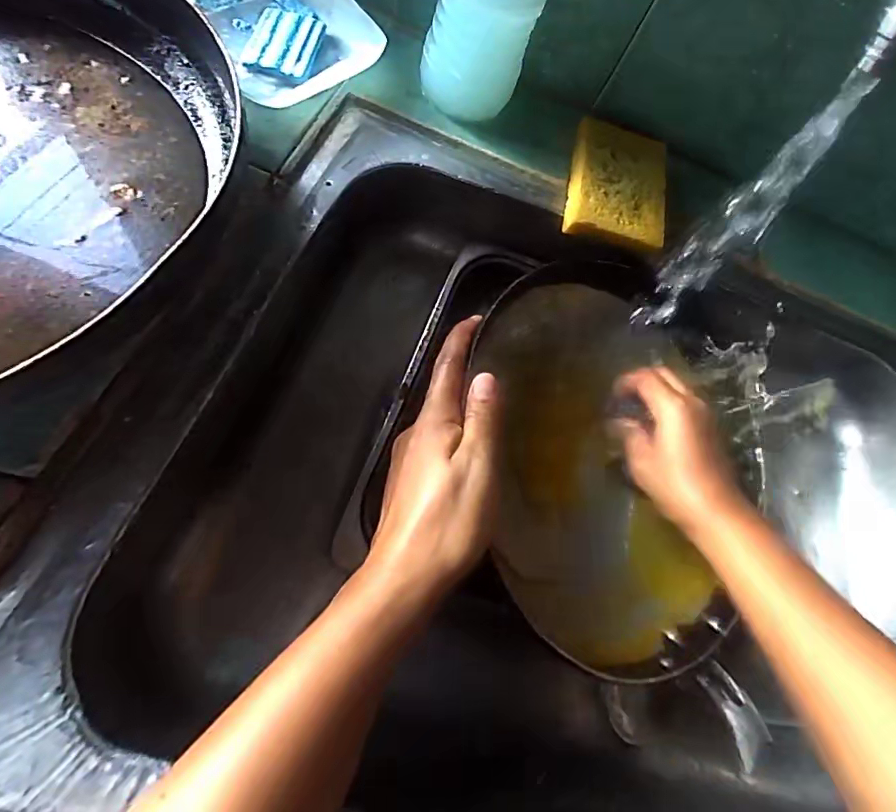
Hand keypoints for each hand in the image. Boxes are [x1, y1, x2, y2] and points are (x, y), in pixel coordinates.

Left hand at [368, 316, 499, 603]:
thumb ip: (483, 419)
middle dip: (461, 368)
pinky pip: (435, 440)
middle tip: (492, 356)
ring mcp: (407, 458)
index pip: (446, 368)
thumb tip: (485, 375)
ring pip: (438, 417)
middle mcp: (414, 433)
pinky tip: (468, 445)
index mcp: (433, 422)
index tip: (475, 318)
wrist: (403, 577)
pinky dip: (454, 428)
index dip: (459, 340)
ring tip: (487, 399)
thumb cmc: (448, 519)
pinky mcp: (408, 482)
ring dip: (459, 401)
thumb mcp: (478, 466)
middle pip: (440, 390)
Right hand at [611, 366, 745, 532]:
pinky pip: (687, 400)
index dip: (625, 381)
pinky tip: (657, 424)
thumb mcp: (642, 461)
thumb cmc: (675, 485)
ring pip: (678, 385)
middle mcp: (692, 400)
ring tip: (638, 411)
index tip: (612, 395)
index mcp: (673, 406)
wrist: (717, 509)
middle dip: (642, 379)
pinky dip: (669, 401)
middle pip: (664, 374)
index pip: (645, 377)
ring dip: (657, 390)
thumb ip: (629, 433)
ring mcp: (705, 412)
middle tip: (624, 398)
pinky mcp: (712, 425)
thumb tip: (619, 421)